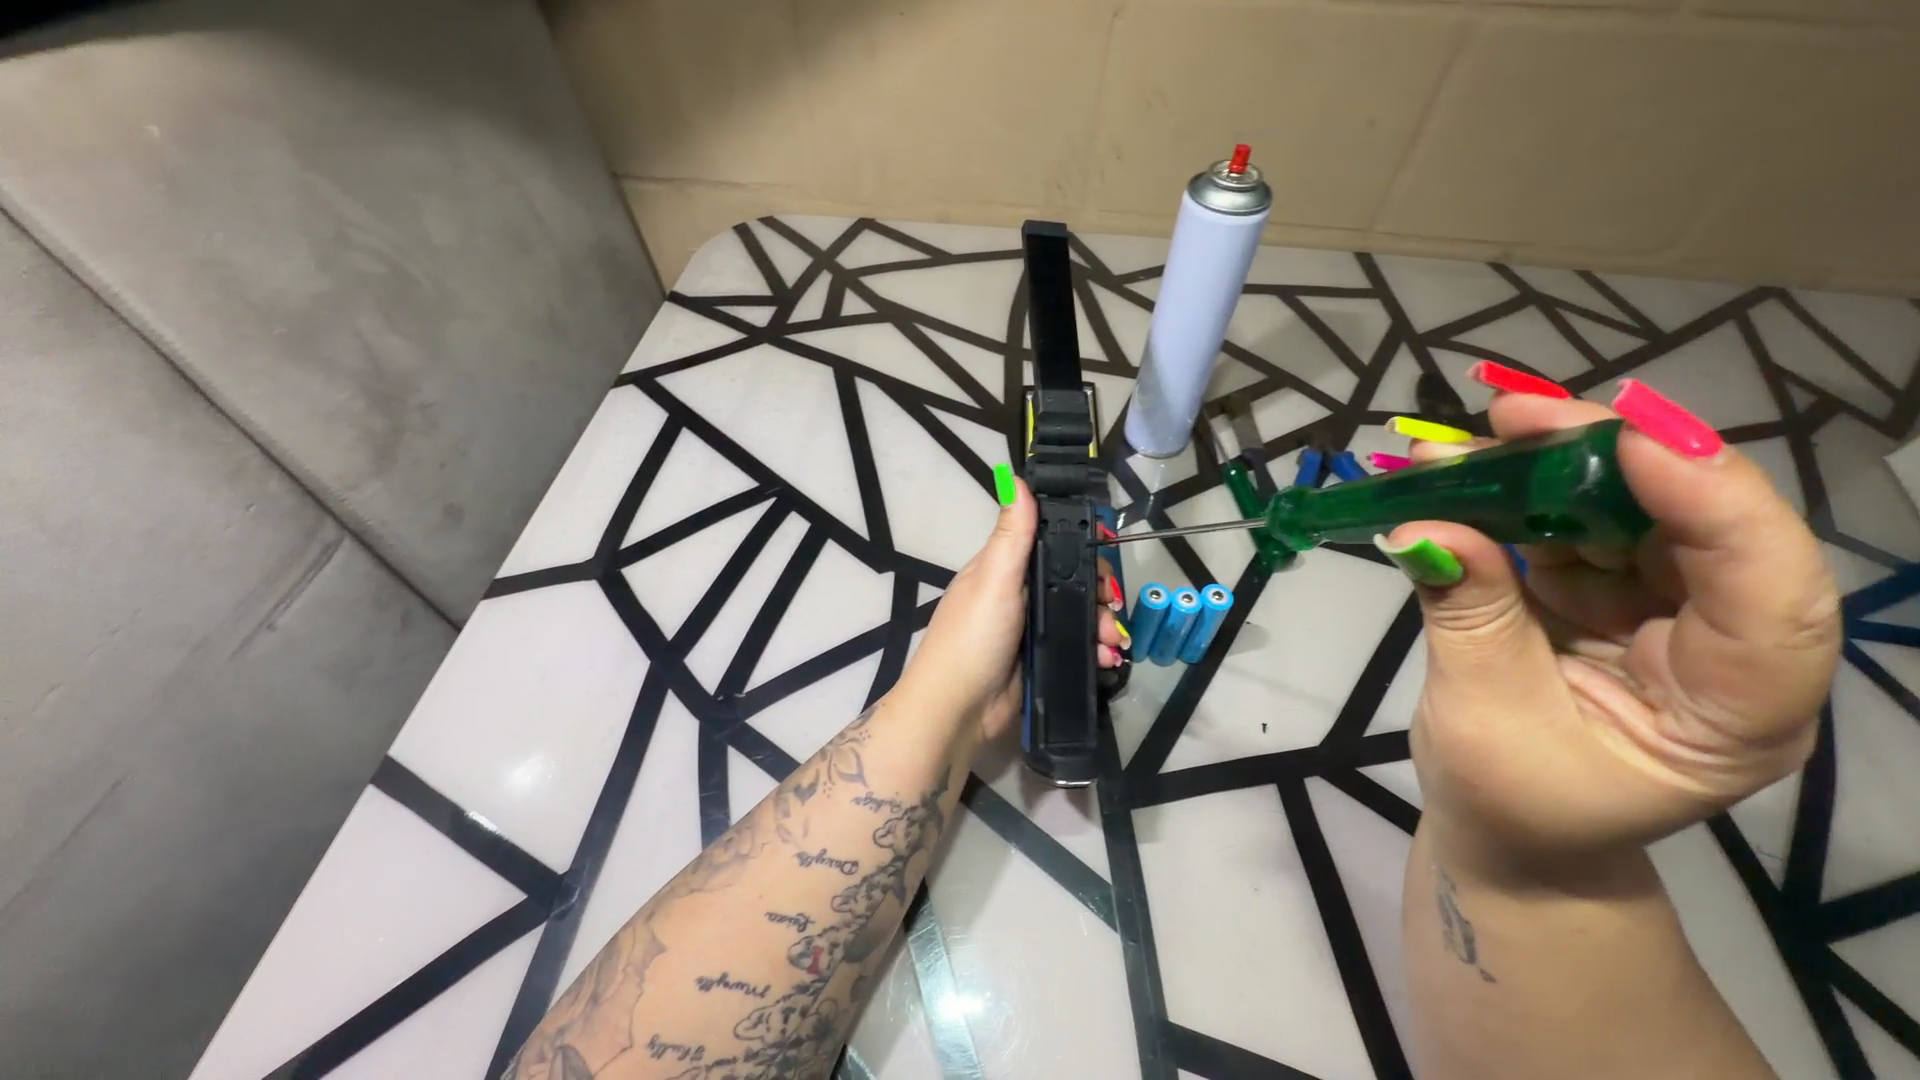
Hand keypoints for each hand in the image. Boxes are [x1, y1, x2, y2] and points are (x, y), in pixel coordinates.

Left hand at [899, 477, 1123, 740]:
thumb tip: (1016, 477)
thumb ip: (1012, 534)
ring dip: (1104, 625)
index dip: (1081, 545)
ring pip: (1080, 615)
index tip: (1107, 550)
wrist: (959, 709)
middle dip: (1100, 592)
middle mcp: (1019, 595)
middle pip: (1074, 581)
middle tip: (1113, 606)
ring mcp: (1031, 630)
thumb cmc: (973, 635)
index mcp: (1004, 569)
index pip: (1051, 543)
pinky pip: (1078, 647)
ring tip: (1113, 643)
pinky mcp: (1042, 660)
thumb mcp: (994, 578)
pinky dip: (1097, 651)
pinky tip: (1108, 661)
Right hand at [1387, 373, 1840, 875]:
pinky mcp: (1610, 601)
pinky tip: (1466, 479)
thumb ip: (1468, 615)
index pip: (1764, 592)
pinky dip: (1520, 503)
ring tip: (1467, 445)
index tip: (1620, 436)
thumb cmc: (1512, 807)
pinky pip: (1577, 533)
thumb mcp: (1483, 715)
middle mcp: (1722, 648)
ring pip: (1633, 518)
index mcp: (1735, 711)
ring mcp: (1667, 618)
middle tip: (1514, 417)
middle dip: (1608, 462)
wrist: (1512, 842)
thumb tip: (1420, 524)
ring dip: (1550, 473)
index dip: (1708, 502)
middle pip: (1699, 531)